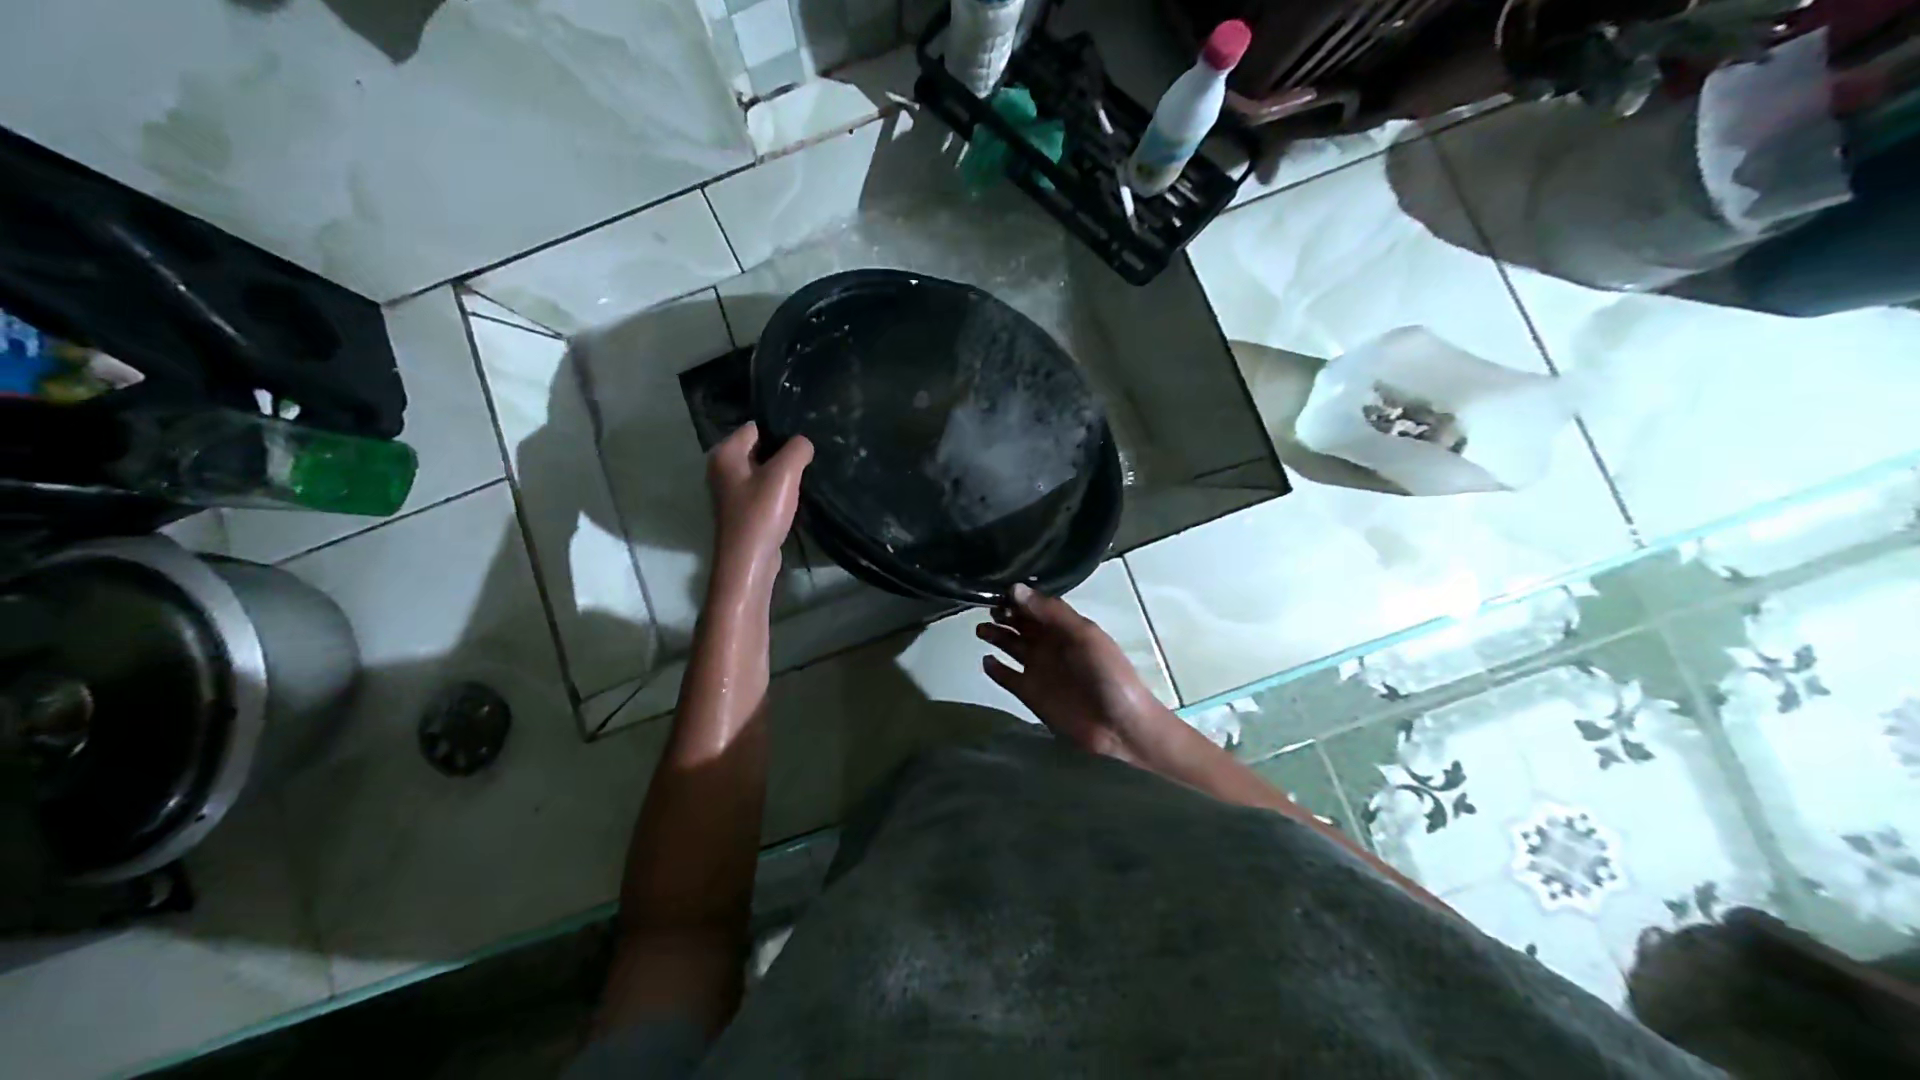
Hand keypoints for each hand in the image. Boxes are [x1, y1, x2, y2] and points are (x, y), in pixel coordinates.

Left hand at [707, 423, 811, 594]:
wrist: (749, 561)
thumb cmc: (761, 513)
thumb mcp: (784, 474)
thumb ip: (797, 449)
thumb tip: (804, 443)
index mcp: (724, 453)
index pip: (756, 426)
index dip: (780, 430)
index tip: (803, 439)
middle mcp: (722, 468)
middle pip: (759, 447)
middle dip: (783, 451)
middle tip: (808, 457)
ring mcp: (730, 490)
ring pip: (763, 469)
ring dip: (782, 472)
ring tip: (805, 474)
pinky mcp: (742, 509)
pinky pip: (763, 488)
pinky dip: (777, 490)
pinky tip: (794, 496)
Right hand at [976, 584, 1181, 765]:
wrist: (1118, 725)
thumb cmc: (1108, 674)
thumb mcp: (1084, 635)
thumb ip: (1051, 613)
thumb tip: (1015, 589)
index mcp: (1065, 627)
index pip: (1036, 605)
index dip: (1018, 597)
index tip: (997, 589)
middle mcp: (1050, 644)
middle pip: (1021, 623)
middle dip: (1004, 614)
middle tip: (988, 608)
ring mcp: (1039, 669)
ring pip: (1011, 646)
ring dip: (996, 636)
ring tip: (981, 629)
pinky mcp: (1030, 693)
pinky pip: (1008, 677)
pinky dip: (995, 669)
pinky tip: (986, 660)